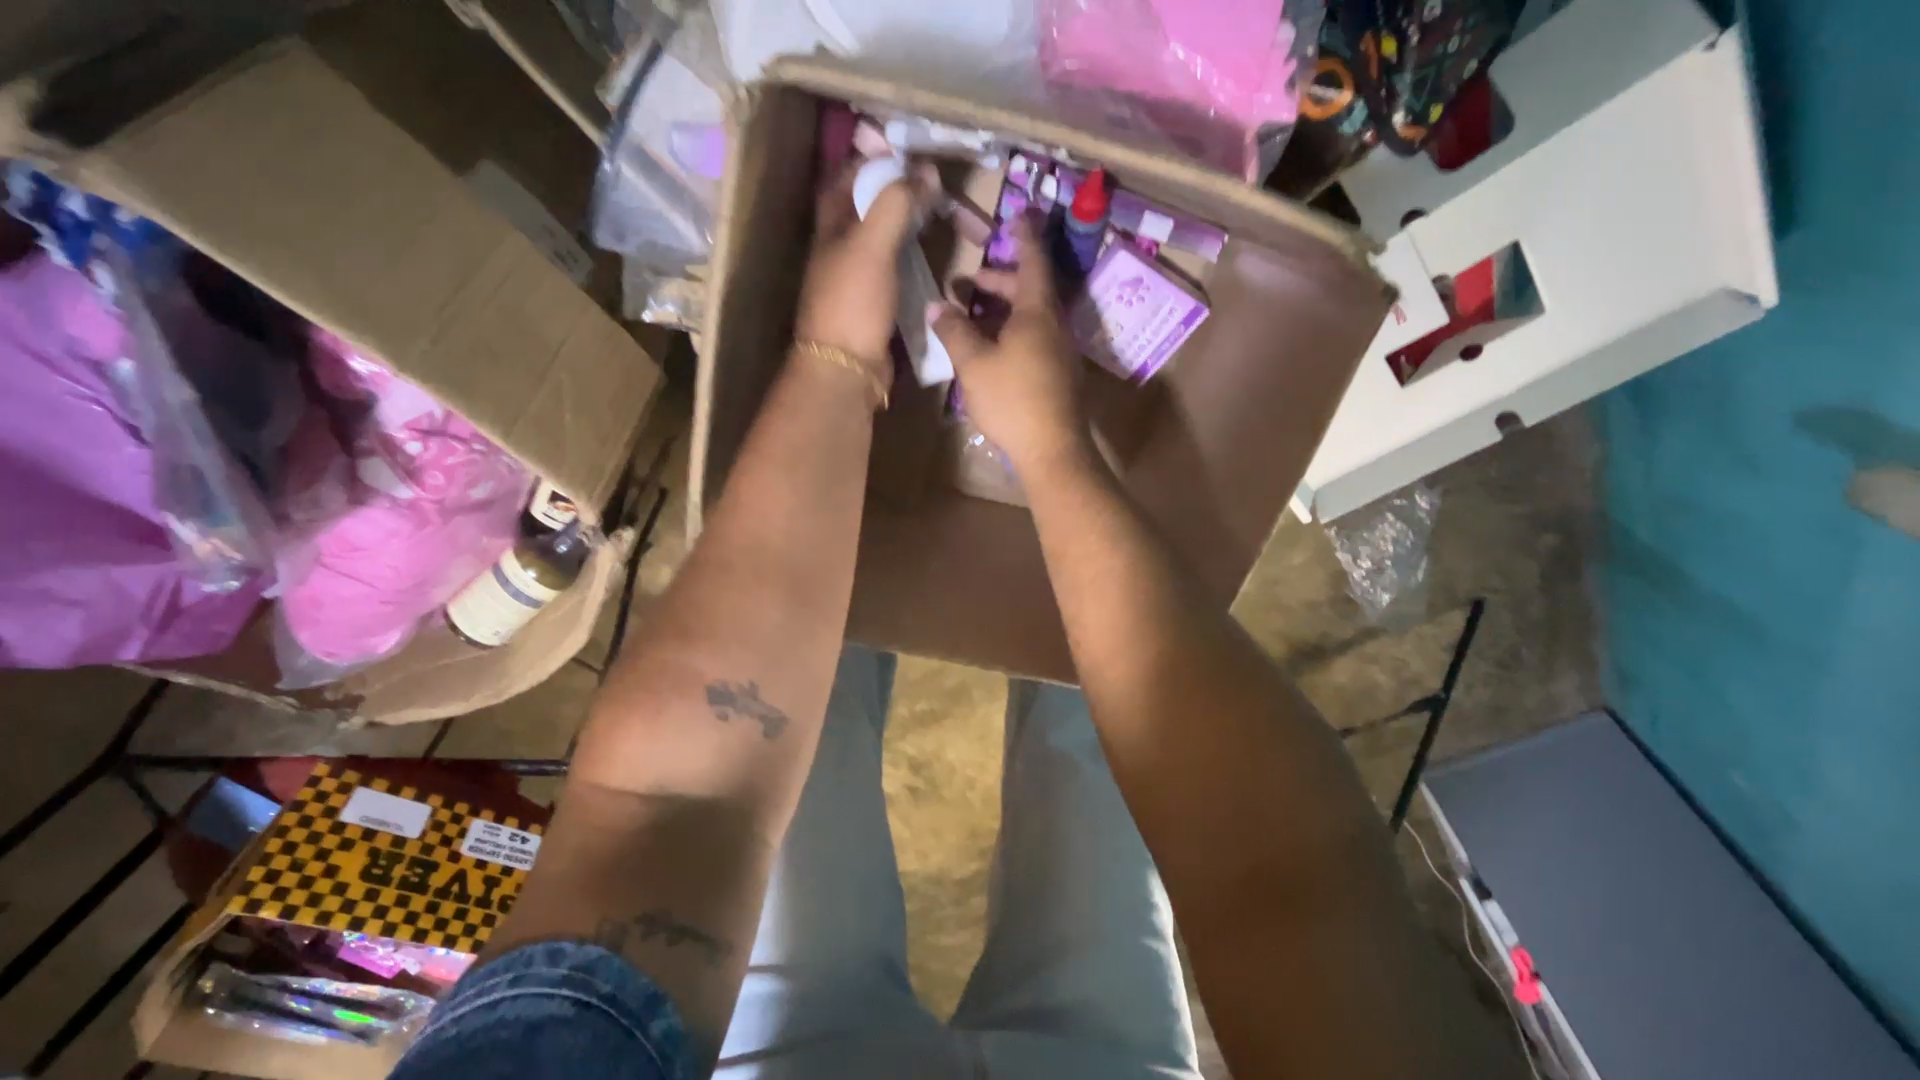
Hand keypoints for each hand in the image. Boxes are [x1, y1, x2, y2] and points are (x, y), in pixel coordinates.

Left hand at [792, 163, 930, 366]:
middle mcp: (841, 245)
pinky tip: (936, 252)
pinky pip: (897, 266)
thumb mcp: (873, 244)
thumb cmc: (852, 302)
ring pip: (886, 236)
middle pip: (870, 205)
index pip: (850, 176)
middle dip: (901, 190)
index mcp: (831, 225)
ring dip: (911, 223)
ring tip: (943, 212)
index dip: (876, 160)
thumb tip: (925, 171)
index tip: (912, 153)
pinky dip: (915, 255)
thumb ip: (897, 204)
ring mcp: (858, 275)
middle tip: (937, 184)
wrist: (846, 368)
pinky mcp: (876, 301)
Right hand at [929, 217, 1091, 472]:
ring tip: (972, 314)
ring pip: (1031, 316)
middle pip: (1030, 290)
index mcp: (1038, 312)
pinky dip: (1012, 330)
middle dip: (999, 281)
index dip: (1023, 237)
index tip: (1017, 215)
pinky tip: (990, 348)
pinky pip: (1035, 338)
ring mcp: (1060, 351)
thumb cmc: (1013, 399)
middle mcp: (1055, 325)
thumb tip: (937, 306)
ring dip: (1003, 309)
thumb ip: (954, 331)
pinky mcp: (1058, 374)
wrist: (1053, 450)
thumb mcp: (974, 363)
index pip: (1032, 261)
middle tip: (970, 282)